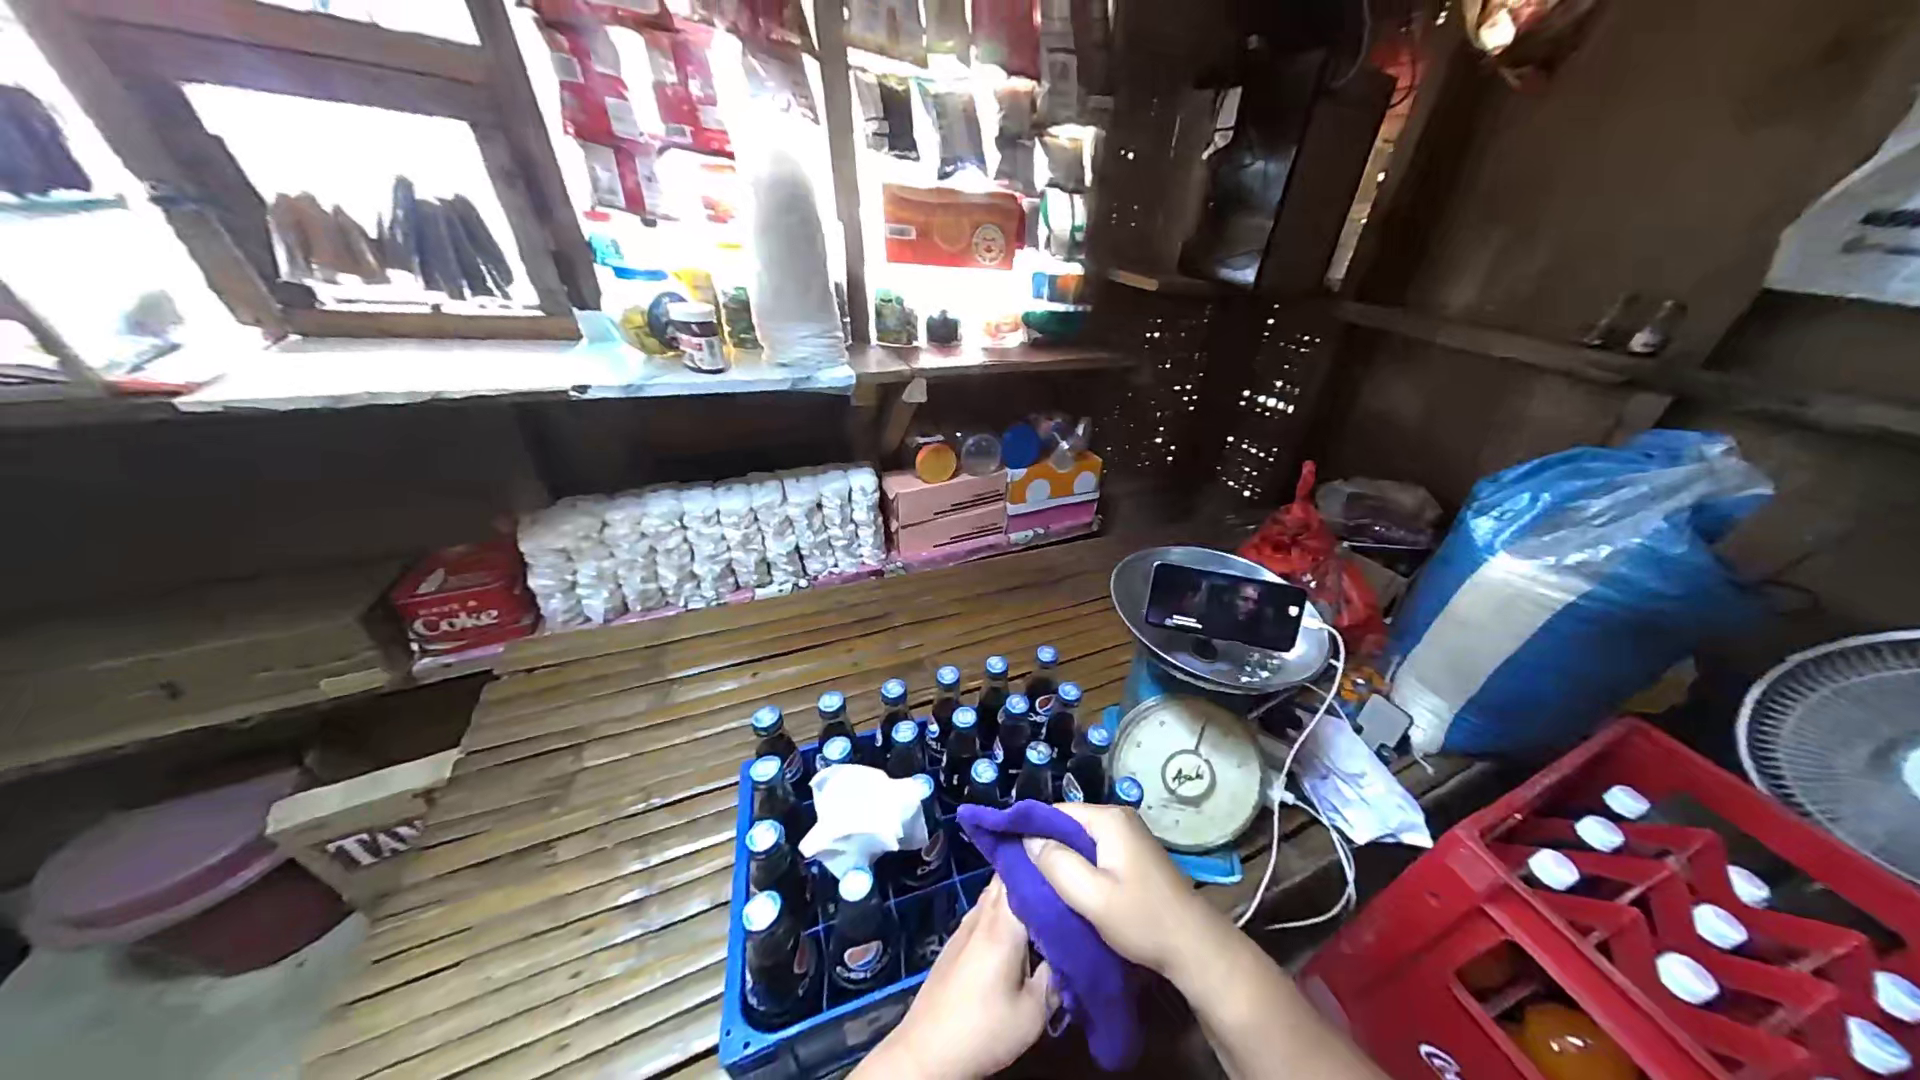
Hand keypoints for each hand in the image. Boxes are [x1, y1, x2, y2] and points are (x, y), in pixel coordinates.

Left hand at [855, 878, 1051, 1079]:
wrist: (927, 1050)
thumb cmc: (983, 1029)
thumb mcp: (1033, 1012)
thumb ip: (1055, 977)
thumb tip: (1069, 952)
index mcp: (1003, 922)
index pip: (1023, 872)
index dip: (1046, 864)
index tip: (1071, 866)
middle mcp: (983, 913)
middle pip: (1008, 877)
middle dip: (1034, 875)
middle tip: (1065, 884)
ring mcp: (966, 925)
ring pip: (995, 894)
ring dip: (1018, 893)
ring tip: (1046, 905)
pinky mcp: (957, 940)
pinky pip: (986, 911)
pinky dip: (1004, 911)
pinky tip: (1018, 931)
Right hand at [1020, 802, 1233, 986]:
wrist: (1196, 947)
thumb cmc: (1142, 920)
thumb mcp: (1091, 896)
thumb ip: (1056, 863)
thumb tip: (1026, 838)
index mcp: (1109, 819)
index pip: (1055, 812)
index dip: (1031, 832)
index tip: (1011, 856)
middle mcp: (1119, 818)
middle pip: (1068, 825)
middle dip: (1047, 848)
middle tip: (1026, 877)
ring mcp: (1129, 836)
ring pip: (1081, 841)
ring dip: (1063, 861)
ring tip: (1044, 886)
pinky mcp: (1134, 855)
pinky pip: (1096, 852)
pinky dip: (1081, 867)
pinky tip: (1071, 890)